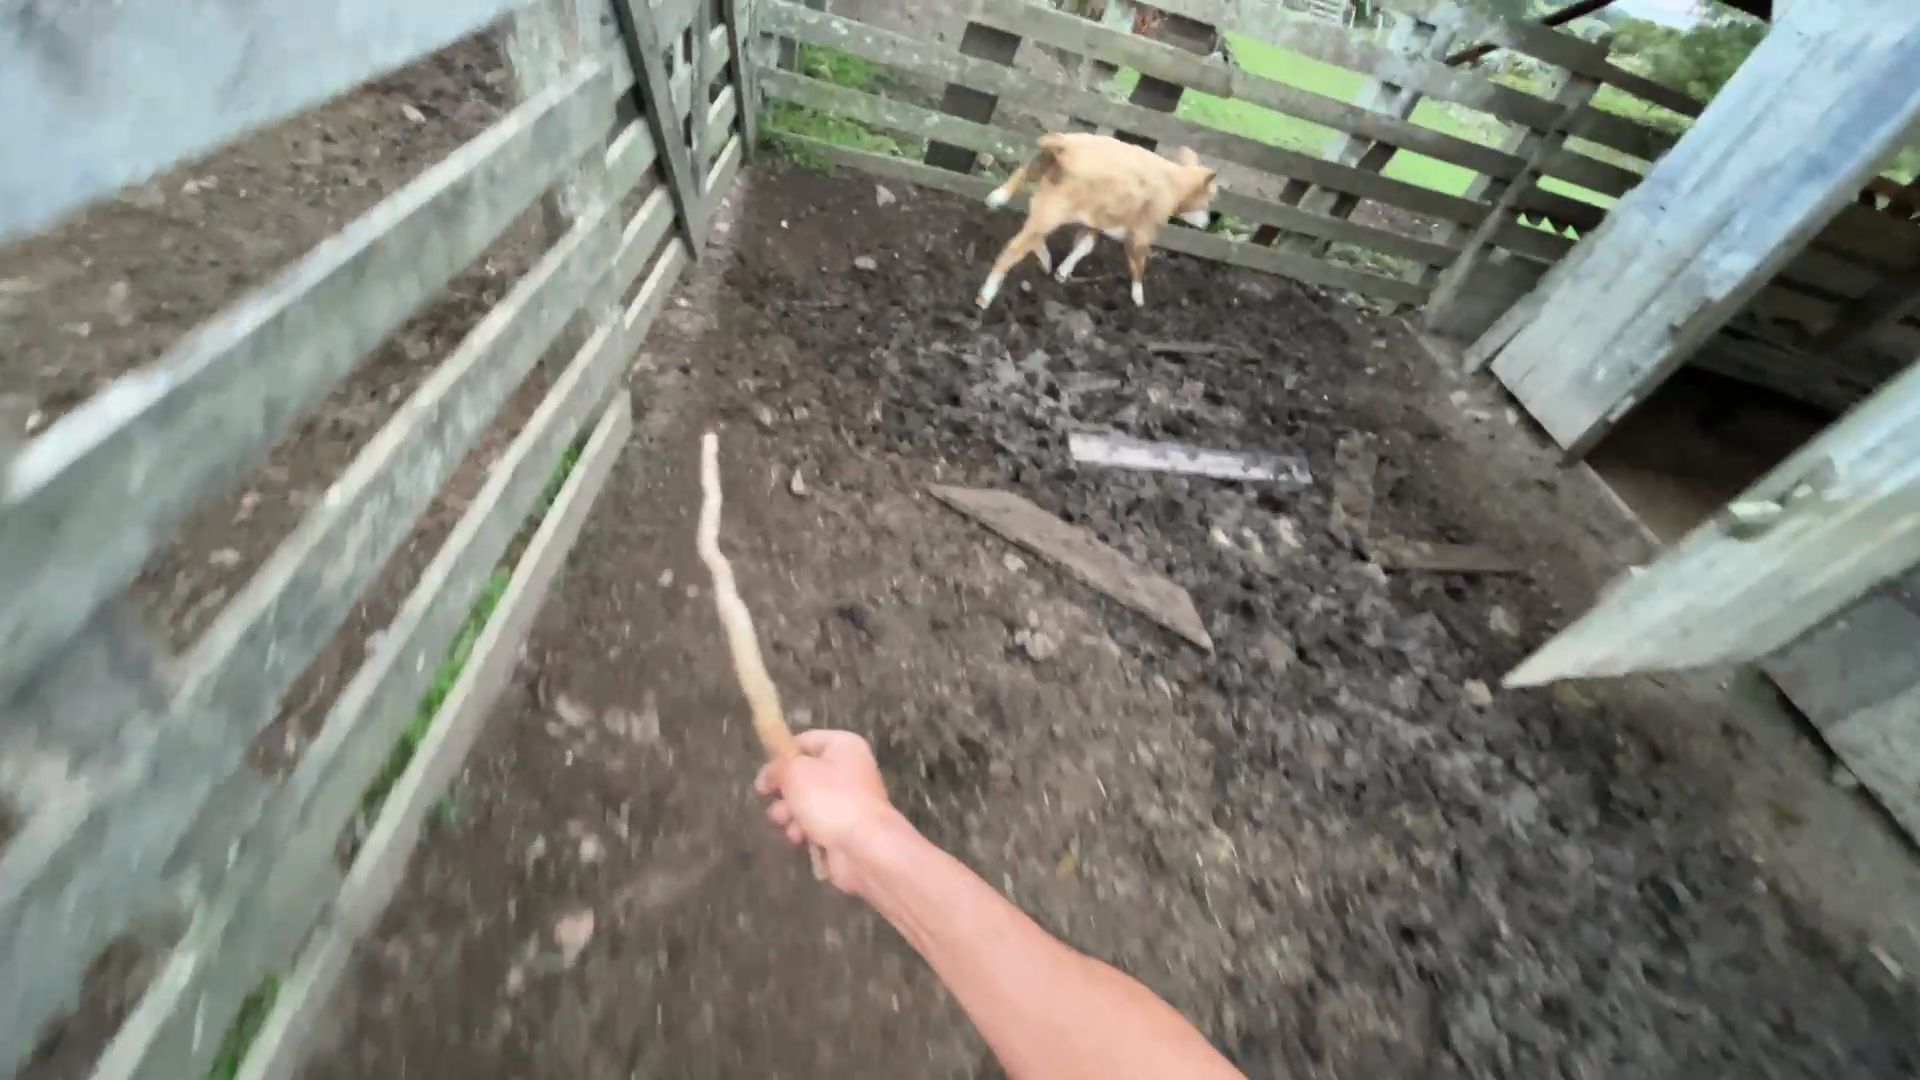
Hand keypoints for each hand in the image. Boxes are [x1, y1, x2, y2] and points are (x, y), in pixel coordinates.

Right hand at [755, 730, 901, 893]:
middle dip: (784, 792)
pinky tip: (801, 838)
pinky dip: (804, 830)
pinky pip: (815, 823)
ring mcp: (847, 799)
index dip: (781, 756)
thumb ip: (776, 768)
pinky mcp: (844, 826)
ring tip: (787, 823)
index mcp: (844, 746)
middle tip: (776, 802)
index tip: (764, 776)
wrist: (865, 846)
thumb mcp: (796, 773)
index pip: (805, 741)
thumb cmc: (832, 800)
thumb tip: (767, 776)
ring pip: (805, 801)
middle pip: (803, 774)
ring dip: (790, 814)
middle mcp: (848, 768)